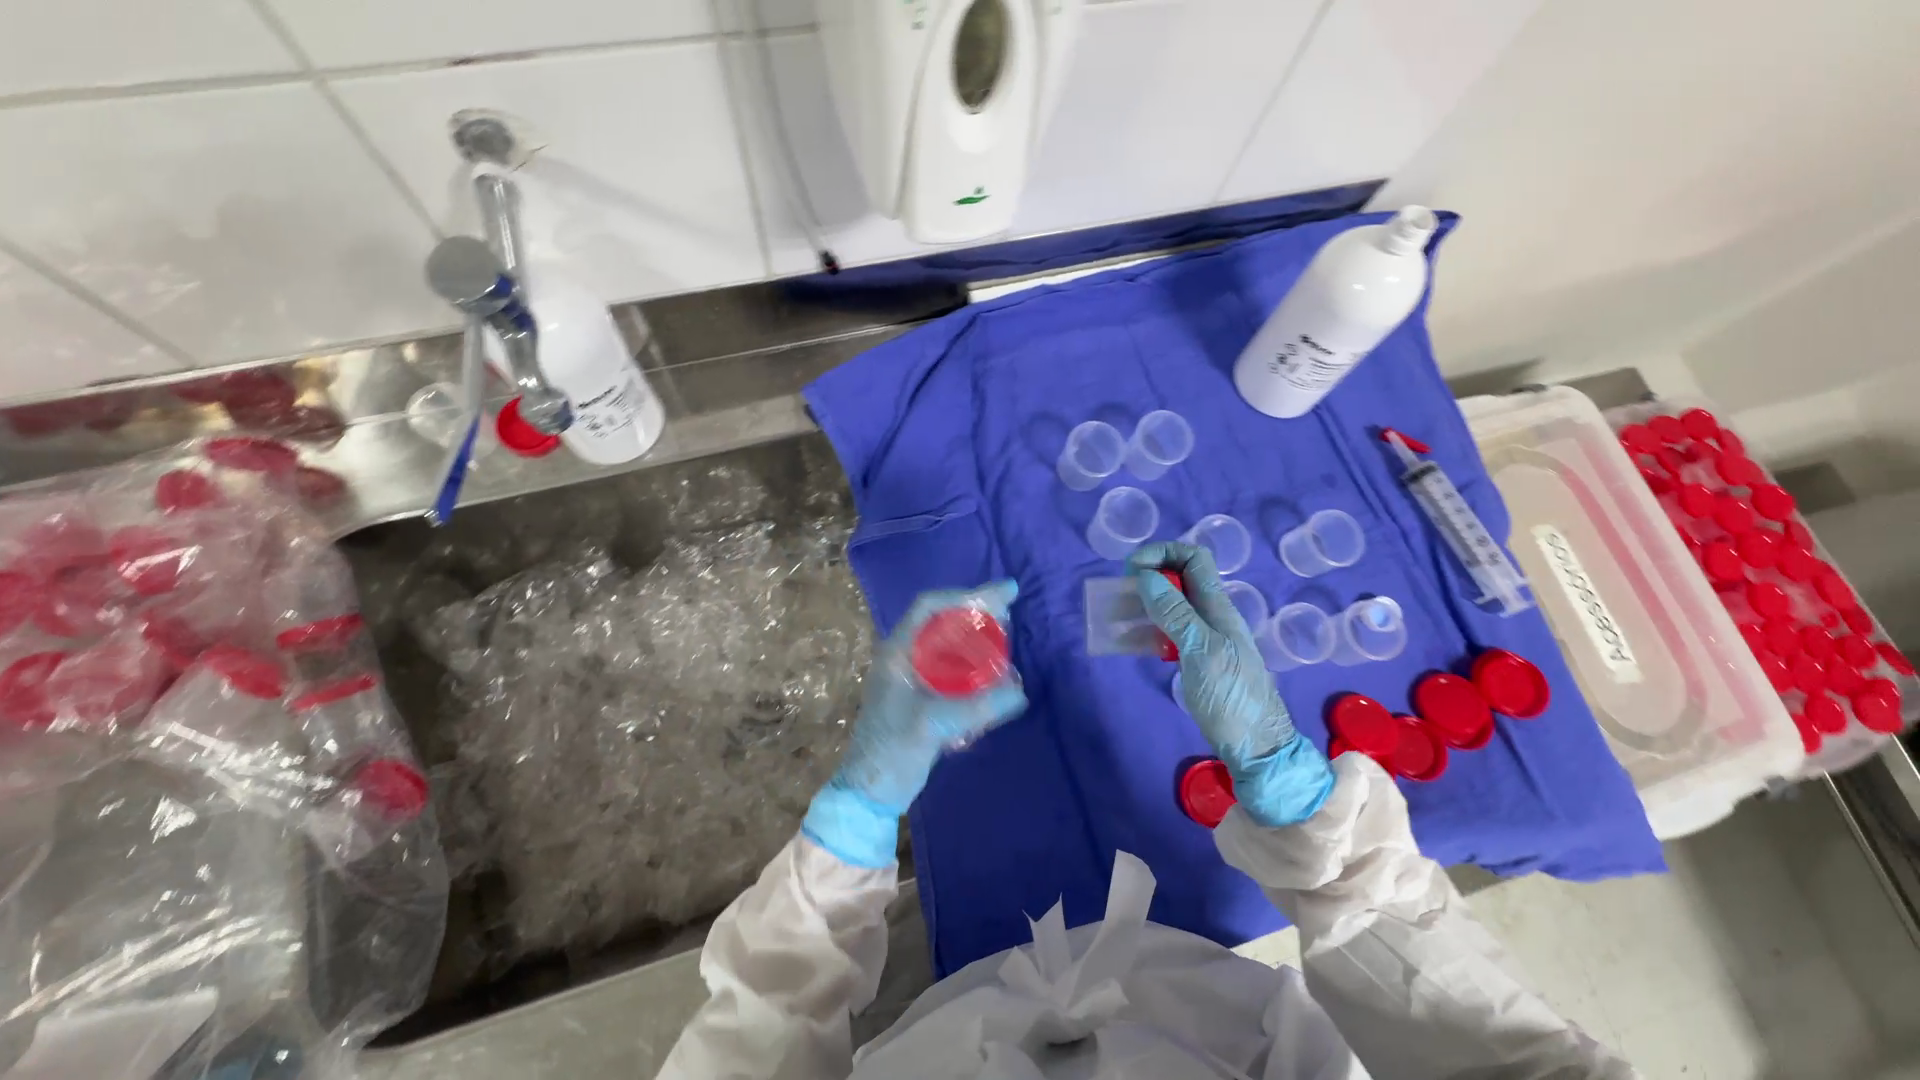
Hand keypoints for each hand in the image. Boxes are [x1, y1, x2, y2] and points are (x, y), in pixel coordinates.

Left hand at [802, 581, 1027, 866]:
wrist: (870, 792)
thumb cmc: (893, 750)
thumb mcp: (935, 724)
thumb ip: (977, 706)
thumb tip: (1020, 691)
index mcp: (897, 652)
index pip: (932, 606)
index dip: (968, 595)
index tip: (1004, 594)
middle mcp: (901, 657)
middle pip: (941, 621)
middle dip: (976, 612)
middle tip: (1010, 612)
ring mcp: (908, 677)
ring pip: (945, 643)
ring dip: (974, 637)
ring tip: (1005, 637)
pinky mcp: (918, 698)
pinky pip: (948, 667)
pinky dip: (971, 663)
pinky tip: (992, 673)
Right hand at [1129, 543, 1333, 826]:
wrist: (1256, 746)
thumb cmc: (1231, 697)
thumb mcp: (1201, 651)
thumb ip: (1175, 613)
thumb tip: (1146, 576)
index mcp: (1218, 607)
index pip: (1194, 558)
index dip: (1163, 552)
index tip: (1133, 568)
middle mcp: (1211, 616)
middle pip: (1179, 579)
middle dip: (1148, 577)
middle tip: (1121, 594)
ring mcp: (1205, 639)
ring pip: (1171, 606)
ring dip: (1143, 604)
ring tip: (1116, 615)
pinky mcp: (1197, 661)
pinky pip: (1169, 633)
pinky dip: (1147, 630)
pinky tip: (1130, 642)